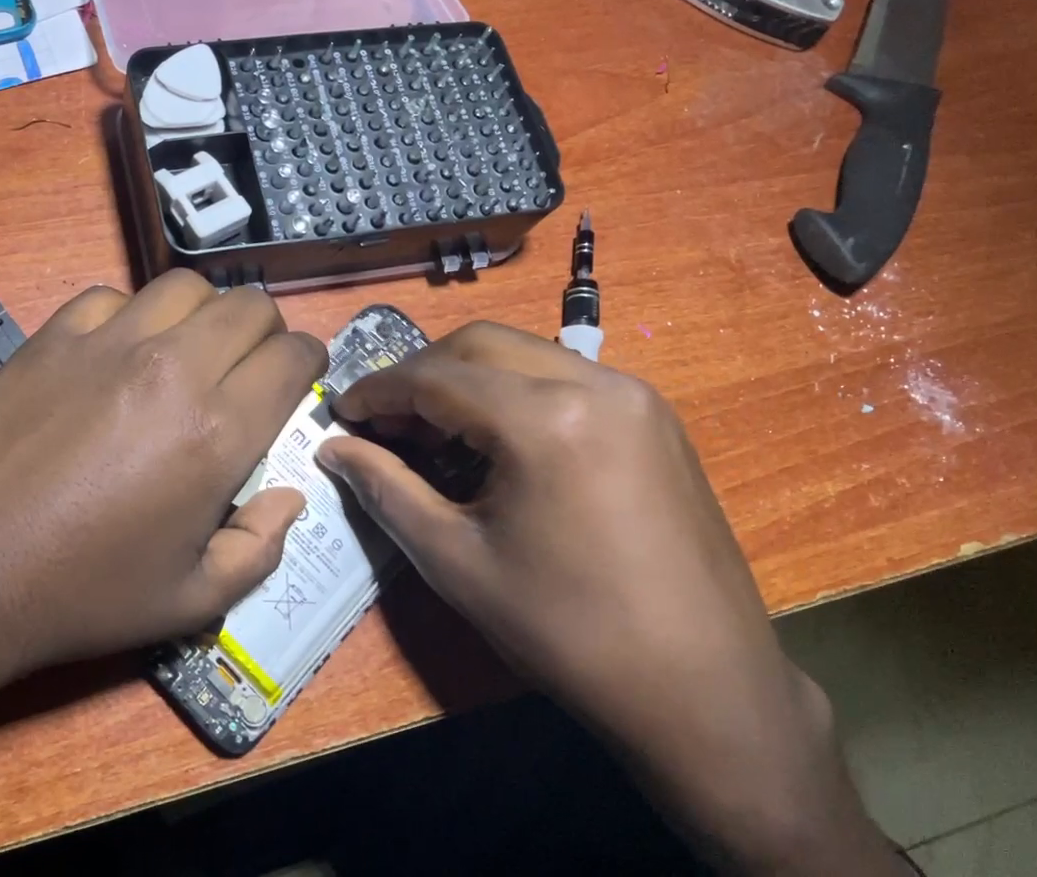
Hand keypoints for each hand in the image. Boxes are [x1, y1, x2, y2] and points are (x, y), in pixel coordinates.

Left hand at [0, 268, 327, 677]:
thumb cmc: (80, 594)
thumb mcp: (191, 601)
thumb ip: (260, 547)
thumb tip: (288, 498)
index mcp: (218, 430)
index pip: (292, 357)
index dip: (307, 365)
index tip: (296, 384)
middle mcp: (172, 367)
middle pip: (250, 306)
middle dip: (266, 334)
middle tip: (248, 372)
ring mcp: (107, 342)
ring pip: (185, 287)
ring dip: (203, 315)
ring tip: (188, 355)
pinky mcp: (52, 337)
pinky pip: (112, 297)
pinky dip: (132, 316)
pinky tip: (117, 357)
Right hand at [316, 322, 899, 874]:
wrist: (703, 689)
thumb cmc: (565, 631)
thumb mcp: (455, 560)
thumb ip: (386, 490)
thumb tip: (333, 450)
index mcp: (546, 419)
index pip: (436, 377)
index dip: (377, 391)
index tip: (340, 414)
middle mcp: (597, 384)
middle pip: (480, 346)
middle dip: (420, 375)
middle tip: (383, 423)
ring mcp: (636, 398)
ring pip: (524, 355)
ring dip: (466, 381)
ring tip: (433, 436)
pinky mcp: (656, 420)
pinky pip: (564, 378)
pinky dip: (513, 394)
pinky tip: (494, 445)